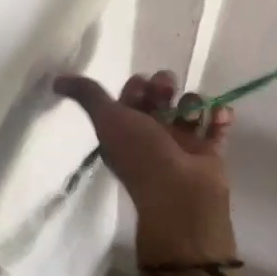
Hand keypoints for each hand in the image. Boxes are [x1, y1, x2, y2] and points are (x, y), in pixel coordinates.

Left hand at [52, 70, 234, 222]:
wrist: (182, 196)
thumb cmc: (143, 156)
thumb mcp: (109, 120)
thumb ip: (88, 95)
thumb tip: (56, 80)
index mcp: (126, 131)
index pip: (131, 98)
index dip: (136, 86)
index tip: (142, 85)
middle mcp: (152, 136)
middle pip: (161, 98)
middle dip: (165, 86)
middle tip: (167, 90)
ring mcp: (182, 144)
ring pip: (189, 108)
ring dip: (193, 101)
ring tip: (193, 110)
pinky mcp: (209, 153)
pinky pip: (216, 124)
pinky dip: (219, 116)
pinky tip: (218, 115)